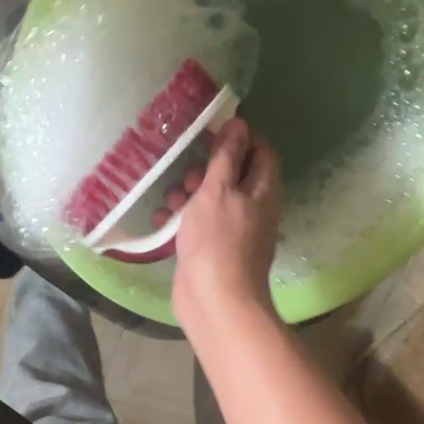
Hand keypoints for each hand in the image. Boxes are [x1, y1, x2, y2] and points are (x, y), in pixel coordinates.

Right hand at [160, 117, 281, 325]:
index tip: (212, 128)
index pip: (262, 151)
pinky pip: (199, 224)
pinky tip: (161, 217)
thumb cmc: (217, 241)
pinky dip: (181, 218)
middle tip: (186, 168)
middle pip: (234, 175)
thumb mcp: (218, 190)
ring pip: (212, 200)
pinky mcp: (213, 250)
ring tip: (170, 194)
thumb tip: (238, 123)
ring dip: (189, 193)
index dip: (242, 135)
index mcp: (262, 190)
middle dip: (207, 167)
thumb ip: (226, 157)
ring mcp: (233, 231)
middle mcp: (253, 208)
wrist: (215, 300)